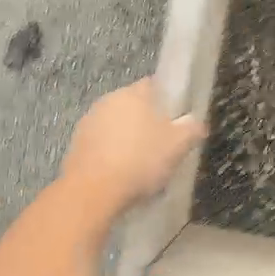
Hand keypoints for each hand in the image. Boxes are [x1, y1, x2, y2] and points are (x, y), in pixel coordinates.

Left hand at [59, 79, 206, 210]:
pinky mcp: (77, 143)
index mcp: (134, 93)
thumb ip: (192, 129)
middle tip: (164, 144)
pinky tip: (122, 172)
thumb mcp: (178, 145)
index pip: (154, 85)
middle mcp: (108, 100)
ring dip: (129, 137)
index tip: (177, 119)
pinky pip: (102, 143)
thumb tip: (197, 123)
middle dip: (148, 120)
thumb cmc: (141, 160)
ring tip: (142, 163)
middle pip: (135, 105)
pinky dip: (112, 152)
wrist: (93, 191)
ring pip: (117, 124)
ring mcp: (89, 121)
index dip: (168, 100)